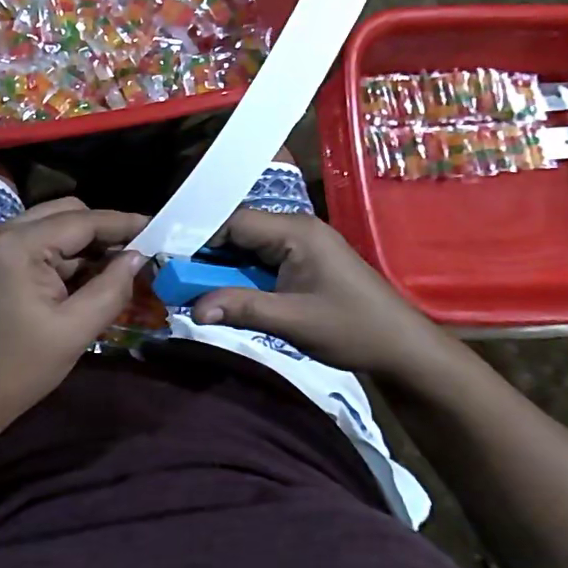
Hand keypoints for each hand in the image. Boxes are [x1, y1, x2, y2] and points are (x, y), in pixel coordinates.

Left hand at [0, 198, 148, 437]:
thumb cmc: (21, 367)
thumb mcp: (76, 329)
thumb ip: (112, 287)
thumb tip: (138, 257)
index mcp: (19, 244)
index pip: (82, 220)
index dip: (123, 223)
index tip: (159, 229)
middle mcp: (4, 231)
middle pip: (68, 214)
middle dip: (104, 233)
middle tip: (138, 256)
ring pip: (55, 227)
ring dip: (87, 245)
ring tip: (120, 270)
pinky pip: (41, 244)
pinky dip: (67, 257)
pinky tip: (90, 279)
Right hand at [190, 208, 455, 375]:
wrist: (401, 346)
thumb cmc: (353, 328)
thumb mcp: (294, 320)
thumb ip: (242, 308)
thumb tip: (193, 309)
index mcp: (295, 230)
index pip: (233, 221)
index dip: (196, 236)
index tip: (166, 256)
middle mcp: (294, 228)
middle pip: (236, 230)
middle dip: (203, 252)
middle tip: (171, 274)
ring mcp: (298, 245)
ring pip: (244, 246)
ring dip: (218, 265)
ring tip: (186, 283)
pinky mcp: (300, 262)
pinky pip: (258, 260)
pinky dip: (236, 274)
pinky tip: (218, 289)